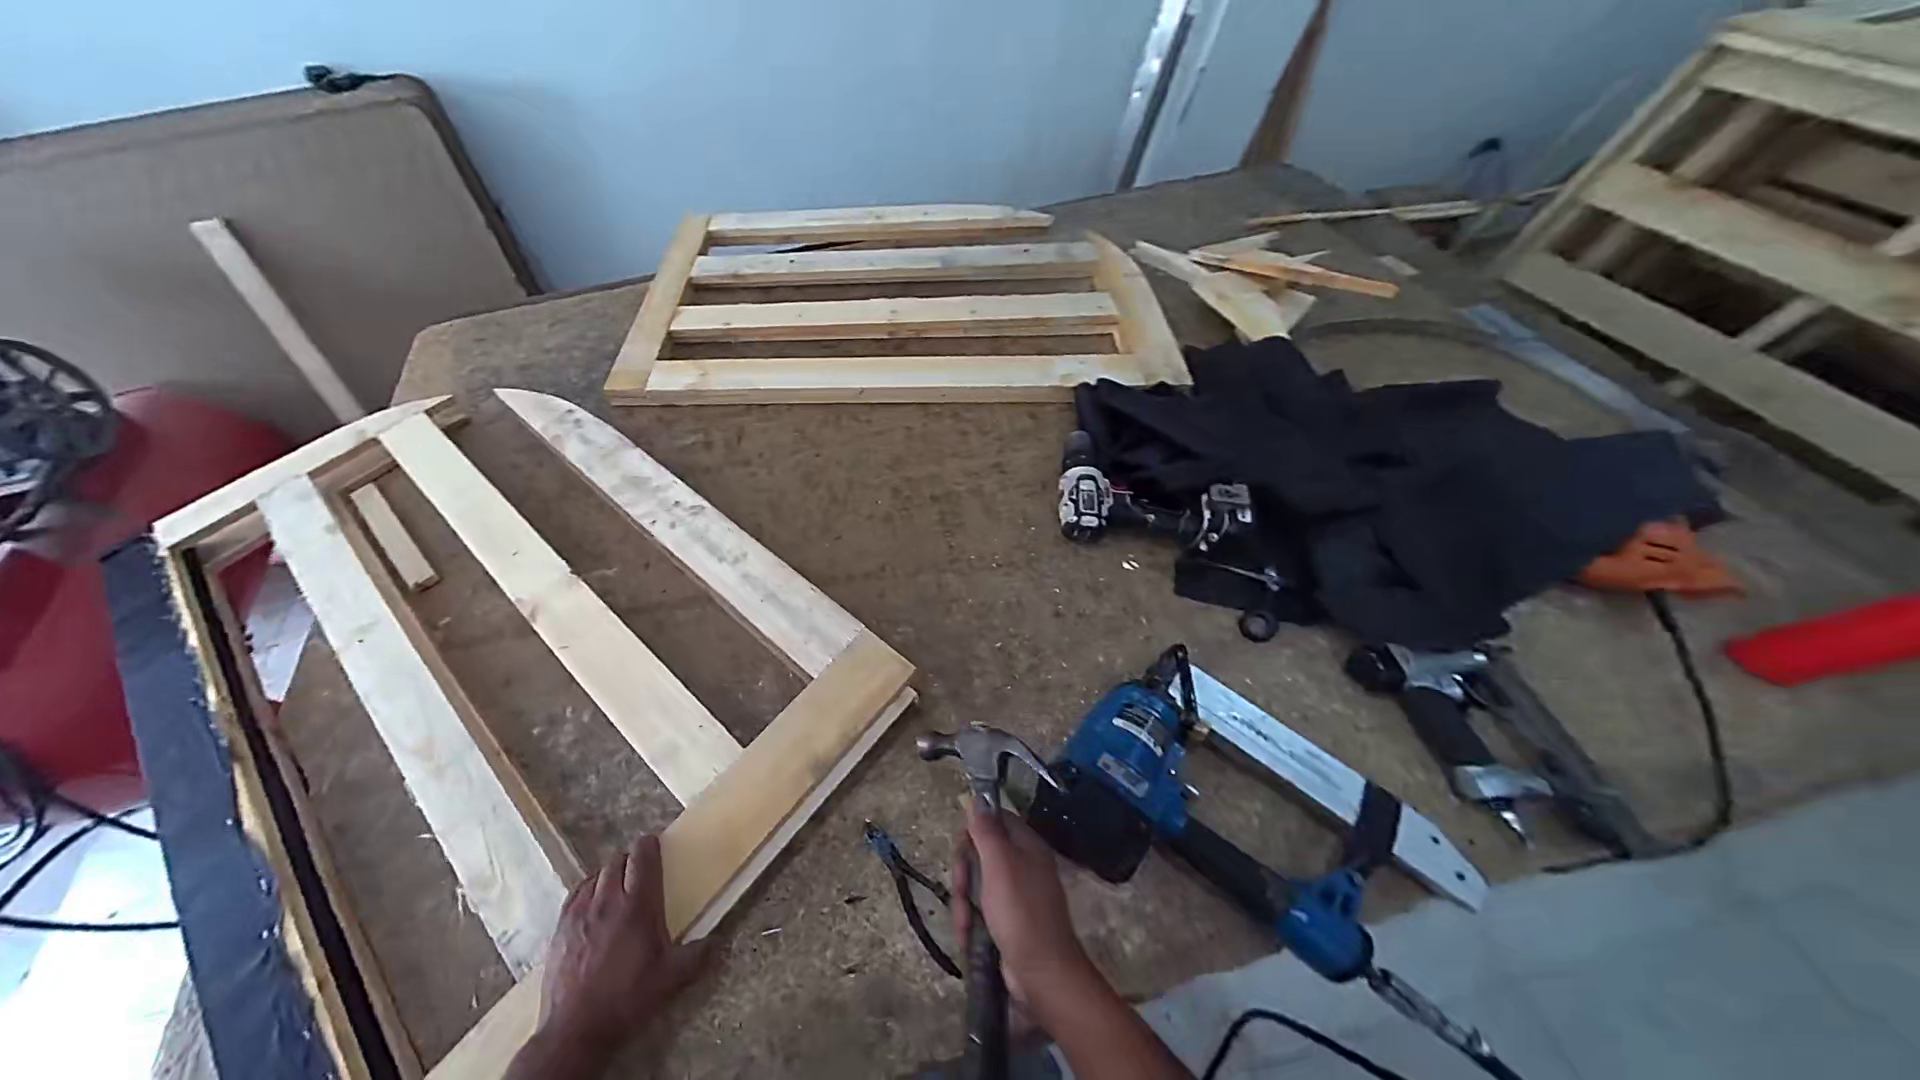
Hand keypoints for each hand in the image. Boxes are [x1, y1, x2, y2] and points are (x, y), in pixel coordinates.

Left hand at [535, 834, 713, 1057]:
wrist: (575, 1031)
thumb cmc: (628, 998)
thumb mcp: (673, 978)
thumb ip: (700, 954)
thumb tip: (721, 940)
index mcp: (638, 905)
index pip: (643, 856)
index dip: (649, 844)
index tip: (656, 843)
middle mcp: (608, 900)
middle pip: (617, 860)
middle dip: (631, 858)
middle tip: (641, 868)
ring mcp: (580, 913)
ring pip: (595, 874)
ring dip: (609, 873)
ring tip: (618, 884)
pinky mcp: (560, 928)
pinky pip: (575, 893)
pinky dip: (588, 889)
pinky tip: (593, 900)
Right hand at [950, 802, 1098, 1015]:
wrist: (1041, 973)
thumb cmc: (1020, 912)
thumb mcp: (999, 865)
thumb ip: (986, 830)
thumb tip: (977, 796)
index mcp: (1027, 846)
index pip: (996, 820)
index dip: (975, 829)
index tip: (961, 847)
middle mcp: (1023, 865)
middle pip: (982, 853)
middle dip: (964, 873)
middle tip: (960, 890)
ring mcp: (1016, 895)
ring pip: (977, 884)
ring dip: (963, 903)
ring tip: (965, 924)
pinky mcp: (1008, 921)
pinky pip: (981, 910)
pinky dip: (971, 921)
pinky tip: (969, 937)